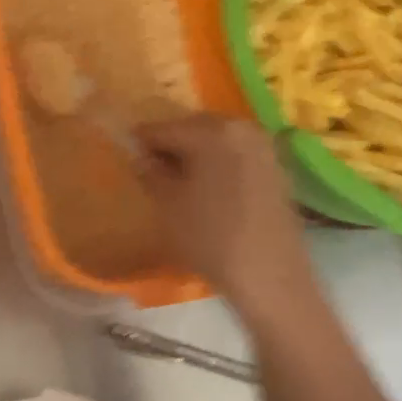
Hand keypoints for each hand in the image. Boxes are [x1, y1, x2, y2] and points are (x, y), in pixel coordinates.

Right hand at [136, 116, 318, 321]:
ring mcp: (263, 147)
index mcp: (211, 132)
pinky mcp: (276, 167)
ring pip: (217, 140)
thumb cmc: (209, 237)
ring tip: (177, 180)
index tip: (125, 154)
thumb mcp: (168, 205)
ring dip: (195, 153)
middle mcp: (241, 128)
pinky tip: (206, 188)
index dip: (140, 141)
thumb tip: (140, 156)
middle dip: (170, 144)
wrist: (268, 273)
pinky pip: (236, 154)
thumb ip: (150, 173)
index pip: (163, 128)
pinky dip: (217, 163)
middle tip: (149, 167)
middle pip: (194, 128)